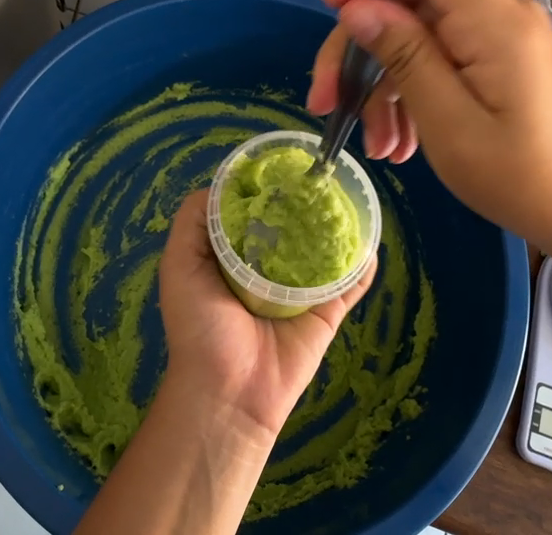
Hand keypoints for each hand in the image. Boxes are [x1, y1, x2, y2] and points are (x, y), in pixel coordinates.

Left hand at [156, 190, 376, 434]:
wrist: (226, 392)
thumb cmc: (199, 325)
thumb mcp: (179, 263)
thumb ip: (193, 221)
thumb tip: (221, 183)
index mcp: (233, 256)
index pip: (254, 212)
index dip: (265, 187)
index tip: (281, 160)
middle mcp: (268, 268)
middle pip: (292, 226)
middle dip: (304, 202)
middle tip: (322, 174)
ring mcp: (299, 290)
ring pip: (323, 250)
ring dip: (337, 226)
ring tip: (350, 196)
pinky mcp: (325, 313)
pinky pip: (348, 285)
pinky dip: (362, 264)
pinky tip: (372, 240)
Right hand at [307, 0, 551, 245]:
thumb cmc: (527, 179)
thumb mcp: (451, 126)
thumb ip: (405, 58)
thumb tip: (357, 7)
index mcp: (492, 19)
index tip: (337, 6)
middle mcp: (496, 13)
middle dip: (359, 43)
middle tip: (325, 101)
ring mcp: (497, 36)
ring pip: (416, 31)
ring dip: (381, 81)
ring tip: (375, 144)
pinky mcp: (496, 60)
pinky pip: (439, 56)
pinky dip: (410, 92)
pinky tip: (398, 142)